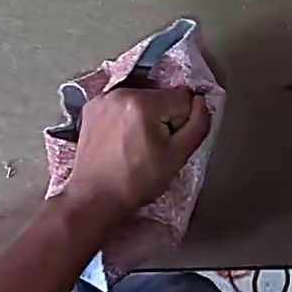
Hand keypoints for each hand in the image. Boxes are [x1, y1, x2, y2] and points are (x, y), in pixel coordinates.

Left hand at [62, 86, 211, 222]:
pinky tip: (121, 139)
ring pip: (144, 100)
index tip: (167, 144)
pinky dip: (128, 117)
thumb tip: (200, 102)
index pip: (183, 98)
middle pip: (162, 97)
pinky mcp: (91, 107)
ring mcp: (102, 99)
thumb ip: (198, 124)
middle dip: (164, 118)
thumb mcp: (179, 156)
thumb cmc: (138, 181)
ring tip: (135, 144)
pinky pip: (124, 105)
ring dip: (147, 117)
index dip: (182, 123)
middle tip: (152, 147)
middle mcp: (121, 93)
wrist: (95, 199)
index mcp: (143, 103)